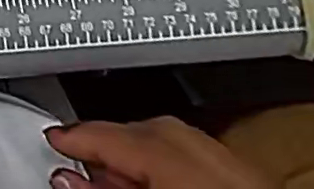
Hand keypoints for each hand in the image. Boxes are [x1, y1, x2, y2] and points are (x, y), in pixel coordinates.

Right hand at [46, 118, 275, 188]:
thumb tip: (70, 179)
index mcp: (181, 161)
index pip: (116, 135)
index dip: (77, 136)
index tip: (56, 140)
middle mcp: (219, 159)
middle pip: (147, 131)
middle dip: (110, 145)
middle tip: (81, 167)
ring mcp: (244, 171)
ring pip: (177, 142)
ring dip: (141, 157)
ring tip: (120, 182)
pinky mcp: (257, 182)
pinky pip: (205, 161)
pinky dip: (176, 168)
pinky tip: (162, 184)